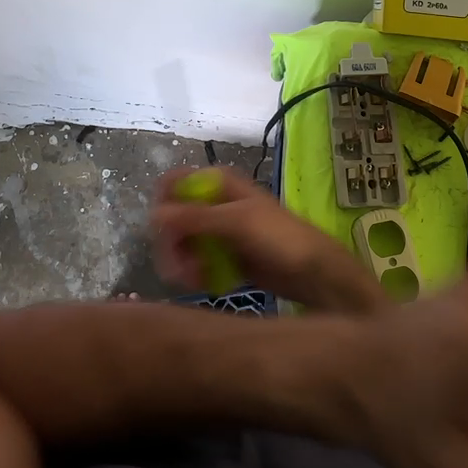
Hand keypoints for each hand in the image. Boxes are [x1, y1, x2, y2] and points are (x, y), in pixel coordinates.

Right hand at [153, 166, 387, 313]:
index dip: (163, 204)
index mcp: (219, 182)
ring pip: (185, 243)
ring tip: (192, 280)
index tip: (159, 232)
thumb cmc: (280, 237)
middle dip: (171, 242)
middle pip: (175, 217)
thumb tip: (153, 214)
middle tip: (174, 268)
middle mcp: (216, 204)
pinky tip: (203, 284)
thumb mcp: (237, 222)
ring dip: (182, 261)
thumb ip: (194, 217)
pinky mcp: (226, 257)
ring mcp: (221, 231)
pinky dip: (197, 273)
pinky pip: (199, 262)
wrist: (314, 273)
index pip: (175, 182)